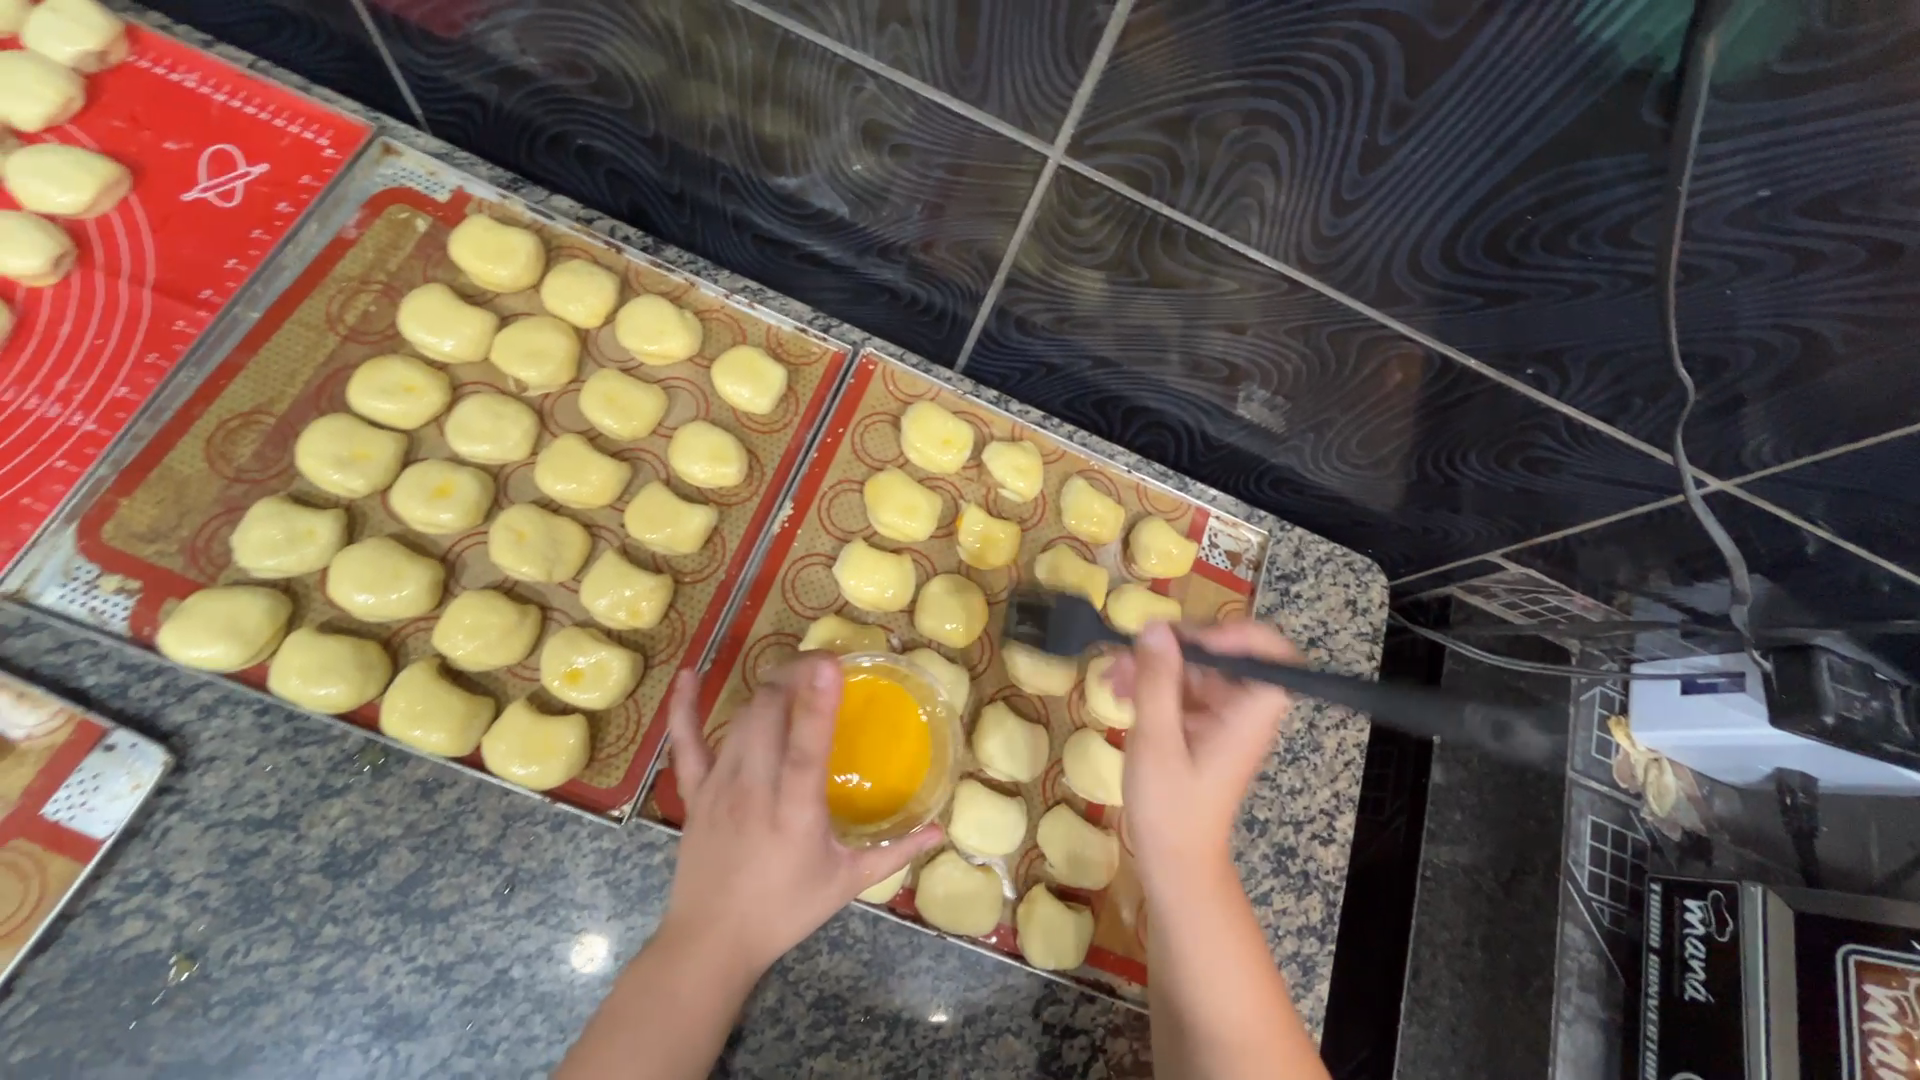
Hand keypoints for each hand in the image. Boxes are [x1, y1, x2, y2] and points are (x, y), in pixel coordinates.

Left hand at [658, 654, 943, 977]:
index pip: (805, 749)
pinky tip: (692, 674)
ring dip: (768, 688)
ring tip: (795, 673)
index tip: (831, 663)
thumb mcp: (847, 884)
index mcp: (795, 814)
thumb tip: (941, 829)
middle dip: (794, 676)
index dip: (817, 703)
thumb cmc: (784, 911)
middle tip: (824, 666)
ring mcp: (718, 787)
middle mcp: (753, 791)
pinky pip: (685, 742)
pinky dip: (685, 706)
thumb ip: (895, 853)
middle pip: (768, 715)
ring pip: (741, 719)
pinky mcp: (695, 792)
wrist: (711, 941)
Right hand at [1107, 620, 1297, 891]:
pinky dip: (1150, 688)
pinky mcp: (1199, 728)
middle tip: (1127, 656)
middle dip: (1171, 649)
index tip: (1191, 640)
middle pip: (1220, 654)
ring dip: (1152, 668)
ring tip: (1111, 680)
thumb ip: (1157, 681)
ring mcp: (1220, 718)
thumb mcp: (1156, 740)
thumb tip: (1156, 628)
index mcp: (1249, 713)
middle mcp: (1241, 709)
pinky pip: (1180, 691)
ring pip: (1193, 670)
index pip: (1272, 653)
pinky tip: (1118, 695)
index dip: (1237, 634)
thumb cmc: (1171, 807)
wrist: (1174, 862)